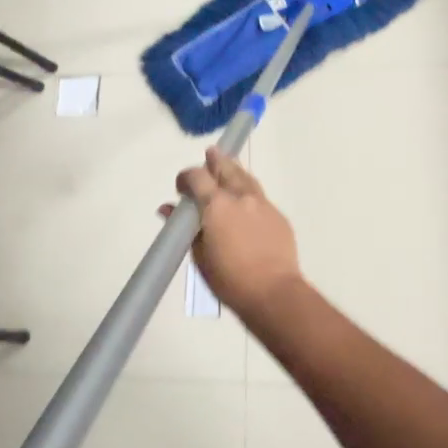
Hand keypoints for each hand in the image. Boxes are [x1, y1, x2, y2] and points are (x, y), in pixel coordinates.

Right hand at [159, 147, 303, 316]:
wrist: (274, 292)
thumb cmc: (230, 279)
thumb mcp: (199, 256)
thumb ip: (186, 228)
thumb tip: (168, 209)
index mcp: (216, 205)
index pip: (197, 176)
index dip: (186, 177)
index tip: (181, 188)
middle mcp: (240, 197)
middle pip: (226, 168)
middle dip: (215, 161)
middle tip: (209, 155)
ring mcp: (263, 204)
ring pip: (246, 178)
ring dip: (234, 171)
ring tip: (228, 167)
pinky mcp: (278, 216)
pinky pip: (260, 196)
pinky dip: (249, 193)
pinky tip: (246, 202)